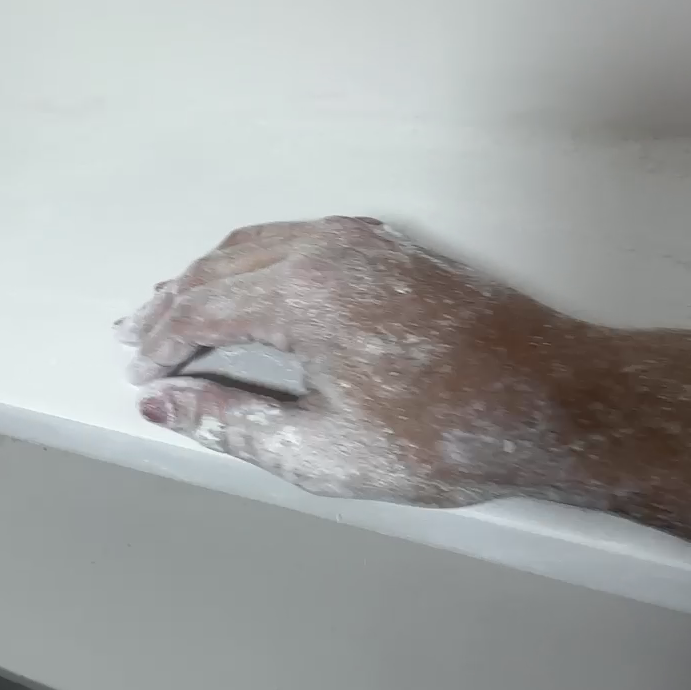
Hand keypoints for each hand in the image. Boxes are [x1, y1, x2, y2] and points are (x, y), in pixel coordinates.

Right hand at [118, 217, 586, 506]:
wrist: (556, 401)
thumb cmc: (439, 439)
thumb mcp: (321, 452)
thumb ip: (229, 422)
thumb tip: (158, 403)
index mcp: (302, 296)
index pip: (201, 311)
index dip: (162, 344)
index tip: (140, 375)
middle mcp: (319, 249)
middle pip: (214, 271)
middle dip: (168, 307)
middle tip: (134, 338)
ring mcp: (349, 238)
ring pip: (245, 247)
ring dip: (201, 279)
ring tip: (167, 307)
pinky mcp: (373, 240)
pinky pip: (284, 237)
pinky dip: (243, 261)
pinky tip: (234, 282)